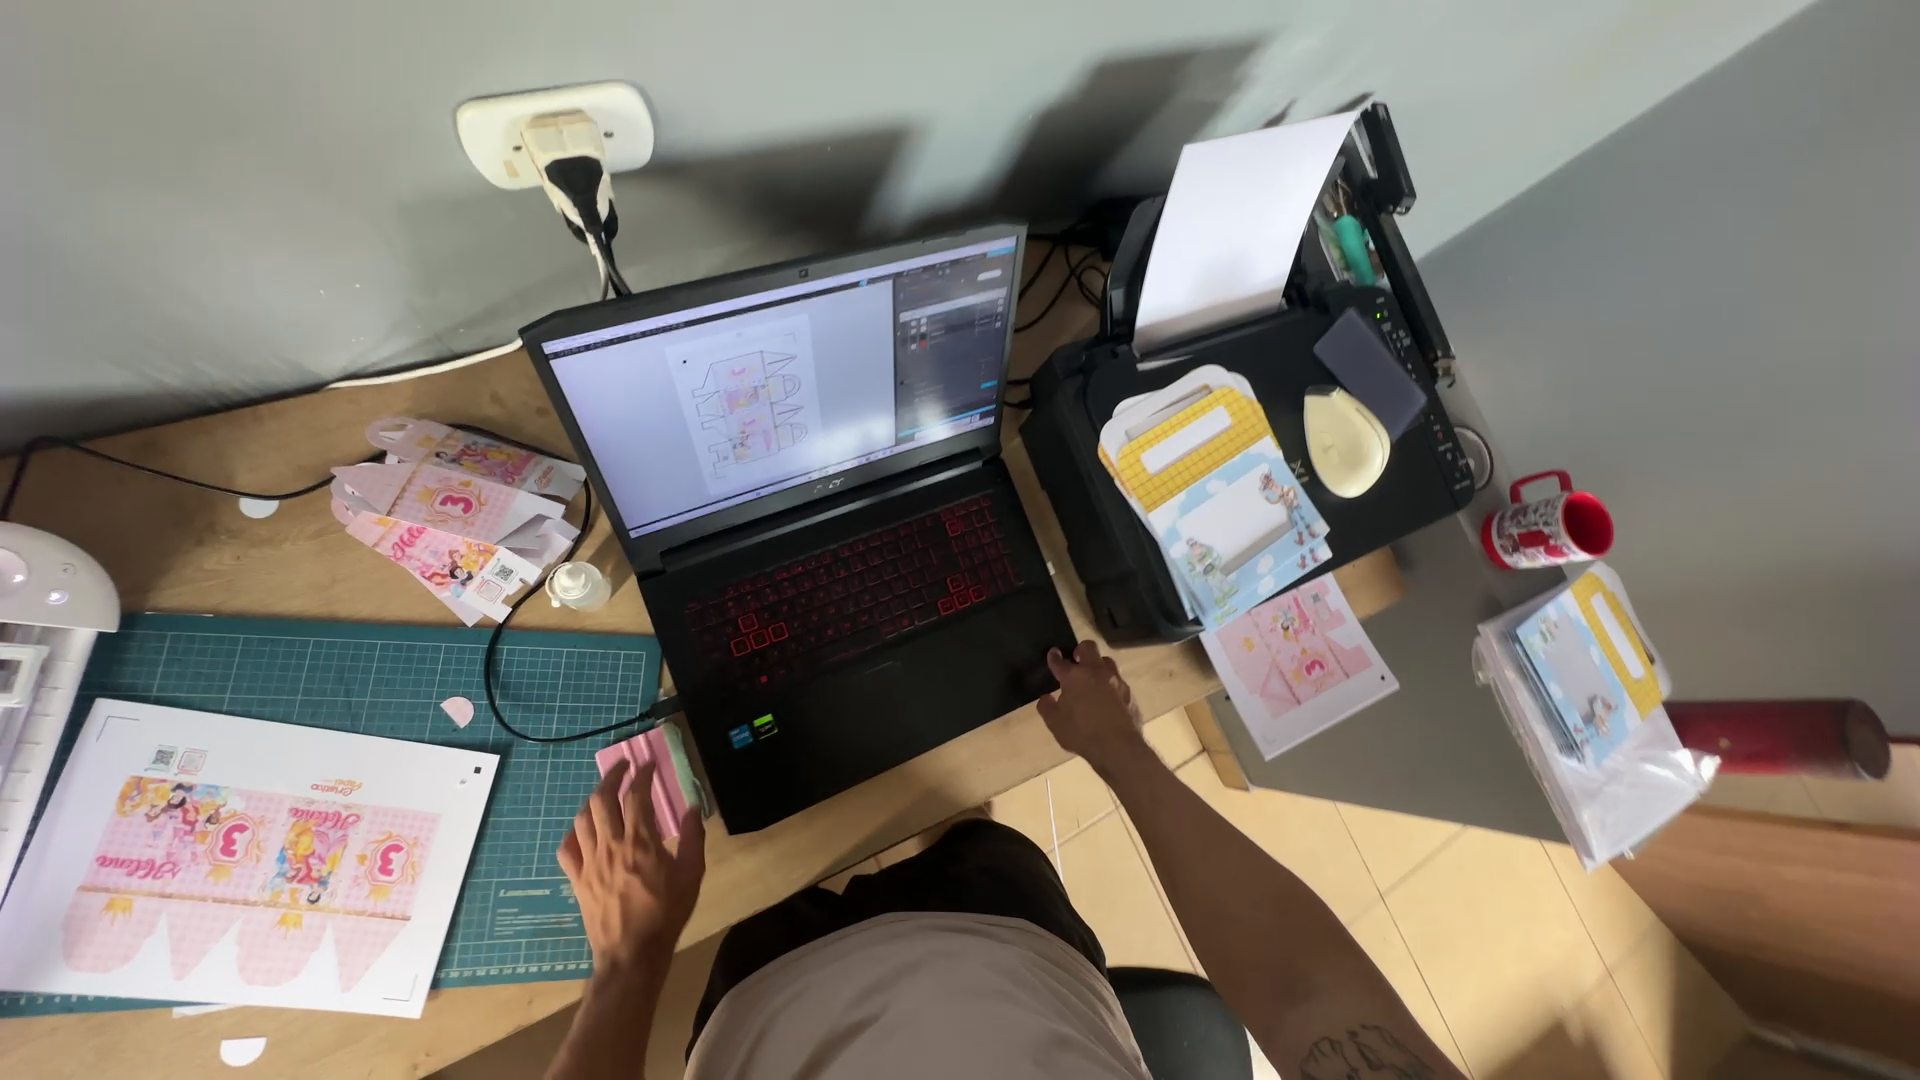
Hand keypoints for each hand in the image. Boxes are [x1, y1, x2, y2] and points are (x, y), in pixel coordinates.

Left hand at [557, 758, 705, 972]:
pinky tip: (584, 830)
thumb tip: (692, 807)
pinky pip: (567, 849)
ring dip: (593, 799)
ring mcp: (590, 863)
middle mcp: (611, 846)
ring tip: (604, 792)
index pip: (637, 795)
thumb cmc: (667, 912)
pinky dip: (574, 833)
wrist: (632, 953)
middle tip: (624, 767)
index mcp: (641, 842)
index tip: (649, 764)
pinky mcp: (578, 880)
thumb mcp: (692, 874)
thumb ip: (694, 837)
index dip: (642, 774)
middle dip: (612, 776)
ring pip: (582, 819)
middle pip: (602, 799)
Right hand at [1037, 641, 1148, 775]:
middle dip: (1080, 649)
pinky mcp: (1130, 694)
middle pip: (1089, 648)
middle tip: (1076, 659)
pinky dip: (1111, 685)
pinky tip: (1108, 699)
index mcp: (1074, 677)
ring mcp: (1116, 681)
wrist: (1119, 747)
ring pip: (1107, 662)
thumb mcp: (1055, 723)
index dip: (1054, 657)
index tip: (1053, 653)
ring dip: (1099, 665)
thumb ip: (1047, 707)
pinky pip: (1118, 682)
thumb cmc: (1081, 734)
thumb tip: (1045, 698)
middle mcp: (1096, 672)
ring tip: (1093, 678)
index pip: (1060, 661)